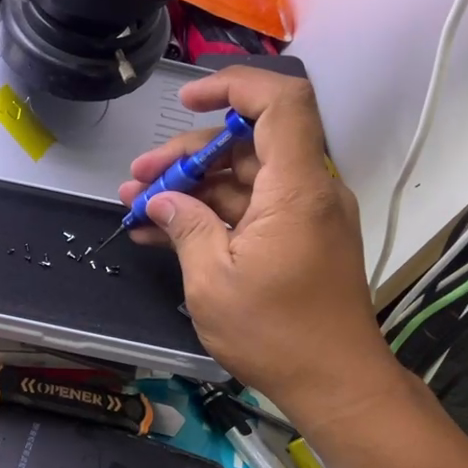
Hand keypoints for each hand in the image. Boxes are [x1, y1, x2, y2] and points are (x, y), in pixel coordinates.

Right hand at [119, 67, 404, 427]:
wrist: (332, 379)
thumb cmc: (273, 331)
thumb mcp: (212, 279)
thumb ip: (186, 228)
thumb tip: (162, 200)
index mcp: (295, 189)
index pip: (279, 103)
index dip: (233, 87)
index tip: (185, 102)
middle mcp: (307, 191)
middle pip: (247, 145)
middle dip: (187, 156)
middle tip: (135, 180)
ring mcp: (302, 218)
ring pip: (242, 180)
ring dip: (189, 188)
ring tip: (135, 205)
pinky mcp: (296, 242)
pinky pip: (248, 212)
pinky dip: (208, 216)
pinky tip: (161, 229)